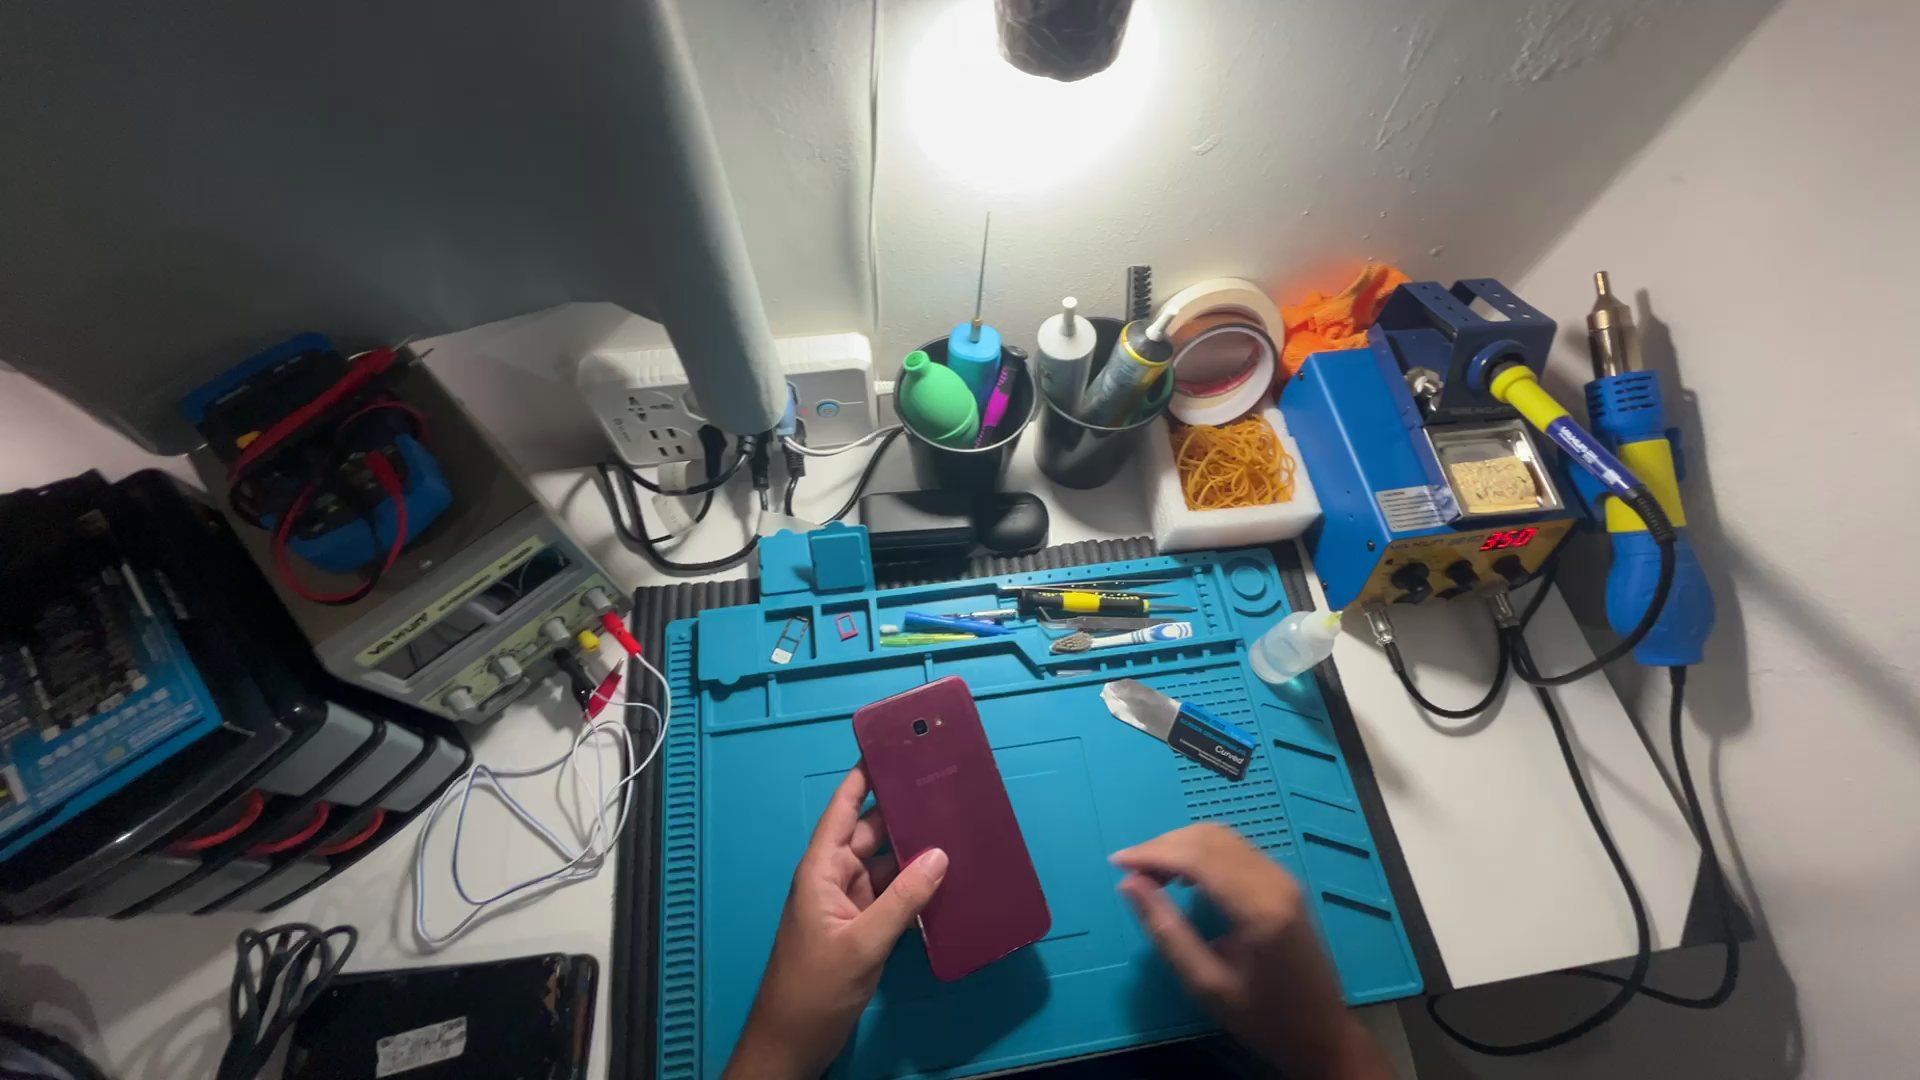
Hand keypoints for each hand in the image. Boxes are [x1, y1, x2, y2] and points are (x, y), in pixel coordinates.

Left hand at [723, 764, 947, 1079]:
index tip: (894, 748)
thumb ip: (903, 900)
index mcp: (822, 867)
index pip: (845, 807)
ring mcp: (850, 900)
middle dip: (903, 810)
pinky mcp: (863, 924)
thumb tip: (940, 855)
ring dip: (914, 849)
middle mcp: (836, 875)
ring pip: (886, 862)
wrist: (793, 1046)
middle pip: (872, 831)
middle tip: (943, 788)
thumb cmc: (814, 989)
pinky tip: (944, 875)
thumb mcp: (862, 944)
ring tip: (953, 825)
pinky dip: (914, 883)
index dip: (865, 775)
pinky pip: (892, 891)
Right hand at [1112, 824, 1391, 1079]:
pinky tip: (1183, 873)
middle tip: (1132, 870)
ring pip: (1220, 836)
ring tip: (1152, 872)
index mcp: (1259, 909)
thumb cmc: (1264, 1019)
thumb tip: (1129, 884)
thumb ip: (1166, 930)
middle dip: (1163, 846)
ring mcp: (1282, 876)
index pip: (1197, 857)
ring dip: (1180, 844)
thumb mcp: (1206, 984)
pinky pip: (1233, 847)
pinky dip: (1199, 849)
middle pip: (1208, 838)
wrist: (1326, 1037)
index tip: (1118, 862)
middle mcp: (1274, 881)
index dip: (1153, 853)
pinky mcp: (1282, 880)